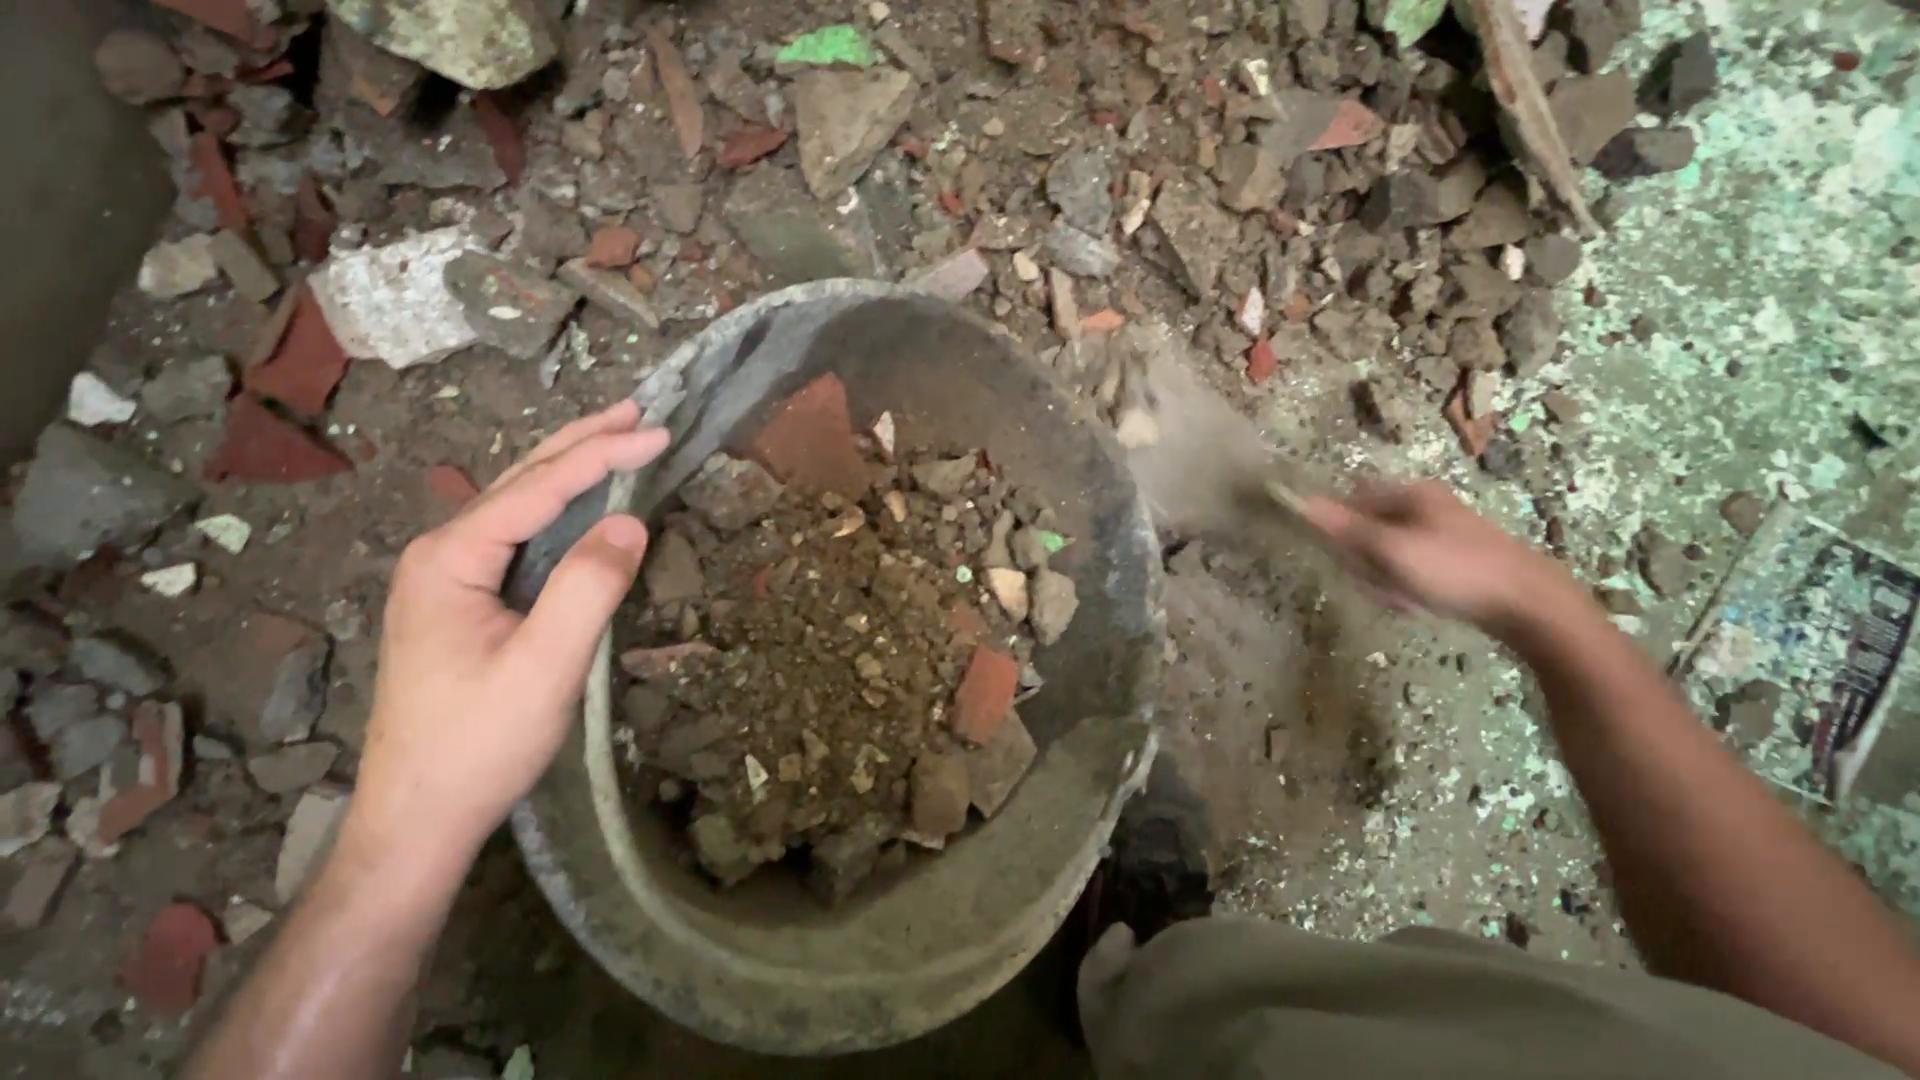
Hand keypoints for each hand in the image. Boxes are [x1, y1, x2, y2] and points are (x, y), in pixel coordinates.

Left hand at [348, 400, 668, 865]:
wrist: (418, 816)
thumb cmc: (479, 742)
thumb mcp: (545, 666)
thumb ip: (588, 588)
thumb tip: (631, 522)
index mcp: (451, 557)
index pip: (540, 487)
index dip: (603, 455)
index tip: (662, 433)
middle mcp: (440, 554)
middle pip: (520, 480)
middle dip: (582, 442)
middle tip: (639, 412)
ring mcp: (445, 579)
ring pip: (517, 506)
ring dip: (569, 470)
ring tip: (616, 439)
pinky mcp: (459, 603)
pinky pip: (517, 537)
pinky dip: (557, 509)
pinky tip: (578, 504)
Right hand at [1300, 480, 1575, 633]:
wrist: (1529, 604)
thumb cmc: (1455, 571)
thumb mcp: (1391, 550)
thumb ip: (1344, 528)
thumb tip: (1299, 501)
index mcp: (1410, 494)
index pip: (1349, 504)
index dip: (1342, 534)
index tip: (1353, 561)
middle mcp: (1424, 505)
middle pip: (1366, 532)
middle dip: (1367, 565)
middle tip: (1386, 586)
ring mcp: (1440, 531)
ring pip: (1386, 556)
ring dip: (1387, 582)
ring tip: (1409, 600)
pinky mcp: (1454, 557)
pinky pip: (1410, 570)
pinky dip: (1409, 589)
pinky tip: (1424, 604)